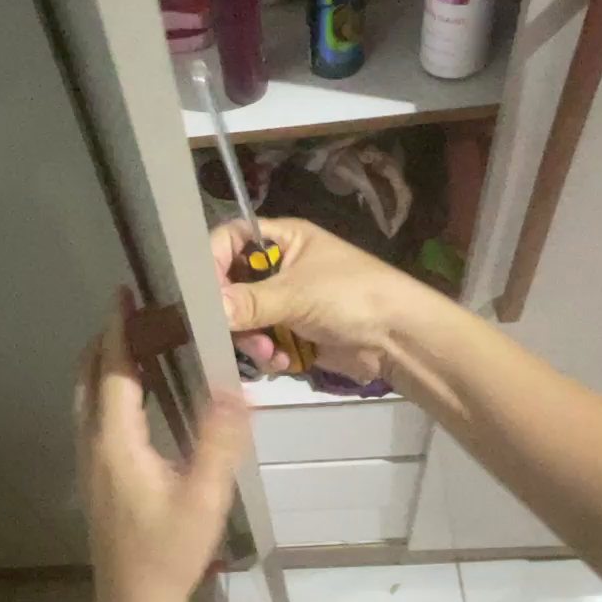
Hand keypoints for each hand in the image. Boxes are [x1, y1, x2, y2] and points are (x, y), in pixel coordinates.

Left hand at [77, 288, 250, 601]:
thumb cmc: (169, 552)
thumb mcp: (204, 496)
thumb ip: (220, 439)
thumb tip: (235, 387)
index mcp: (115, 441)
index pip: (113, 369)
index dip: (119, 328)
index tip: (124, 292)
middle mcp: (93, 444)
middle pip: (90, 375)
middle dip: (110, 338)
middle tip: (144, 315)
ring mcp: (90, 462)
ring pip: (89, 396)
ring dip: (109, 363)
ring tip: (144, 345)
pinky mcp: (97, 476)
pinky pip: (96, 414)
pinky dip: (112, 389)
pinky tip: (142, 397)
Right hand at [211, 217, 439, 381]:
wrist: (397, 338)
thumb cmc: (352, 296)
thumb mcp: (297, 294)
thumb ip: (249, 302)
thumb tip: (206, 311)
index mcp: (283, 238)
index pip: (230, 239)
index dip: (213, 261)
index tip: (205, 292)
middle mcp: (280, 267)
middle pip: (231, 284)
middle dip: (232, 312)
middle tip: (236, 331)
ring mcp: (285, 302)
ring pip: (243, 319)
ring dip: (251, 339)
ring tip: (268, 352)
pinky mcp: (292, 333)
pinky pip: (261, 342)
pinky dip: (266, 354)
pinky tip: (281, 362)